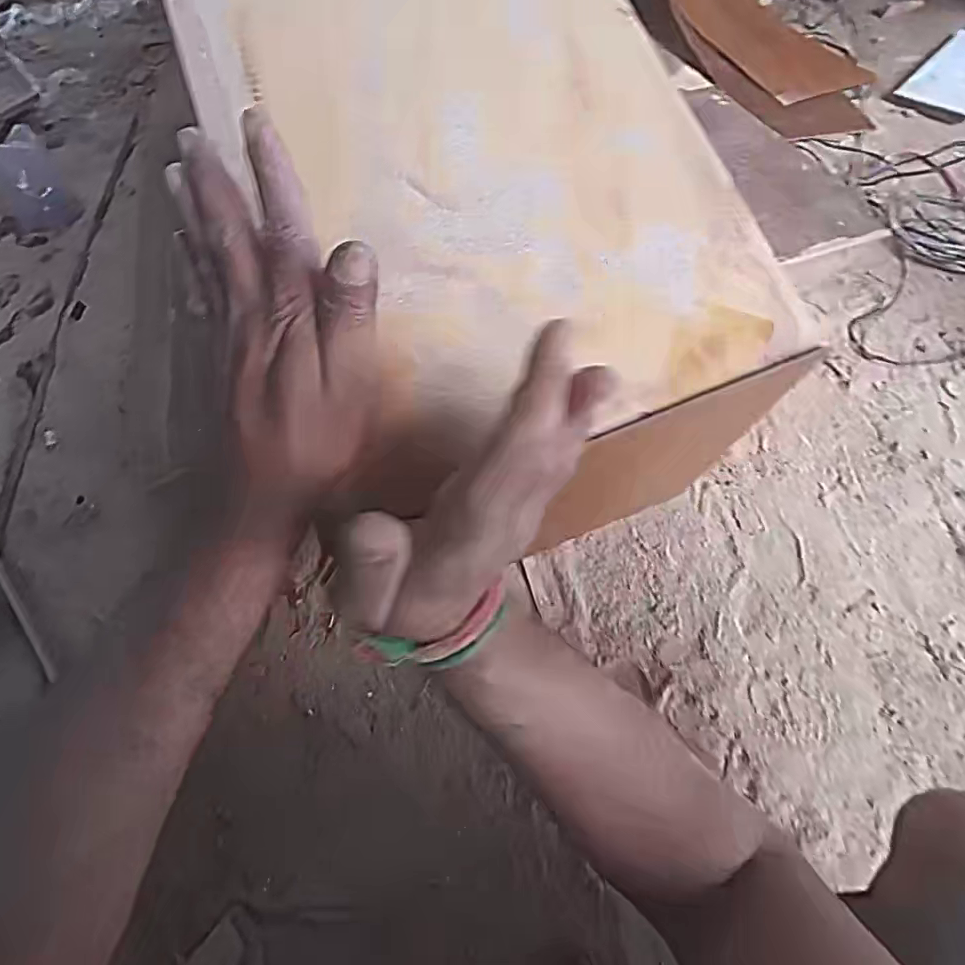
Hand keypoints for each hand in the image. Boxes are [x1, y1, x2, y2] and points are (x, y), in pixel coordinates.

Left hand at [166, 108, 378, 540]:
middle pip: (227, 236)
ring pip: (203, 261)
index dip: (270, 177)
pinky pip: (194, 298)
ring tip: (176, 172)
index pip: (280, 231)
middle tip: (194, 134)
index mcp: (285, 316)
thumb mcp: (348, 388)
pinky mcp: (212, 361)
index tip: (256, 124)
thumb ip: (348, 319)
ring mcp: (223, 338)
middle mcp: (247, 316)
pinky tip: (177, 248)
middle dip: (213, 181)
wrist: (255, 500)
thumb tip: (353, 248)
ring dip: (190, 212)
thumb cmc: (314, 447)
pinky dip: (184, 263)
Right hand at [331, 321, 614, 642]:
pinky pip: (553, 461)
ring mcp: (524, 513)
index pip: (508, 465)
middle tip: (569, 338)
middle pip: (542, 454)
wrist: (436, 626)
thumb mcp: (365, 602)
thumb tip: (375, 526)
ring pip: (558, 458)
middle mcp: (508, 517)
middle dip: (557, 396)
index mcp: (467, 530)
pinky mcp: (526, 505)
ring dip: (577, 411)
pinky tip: (580, 397)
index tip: (544, 350)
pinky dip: (569, 425)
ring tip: (599, 372)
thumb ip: (368, 568)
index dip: (530, 408)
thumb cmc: (394, 604)